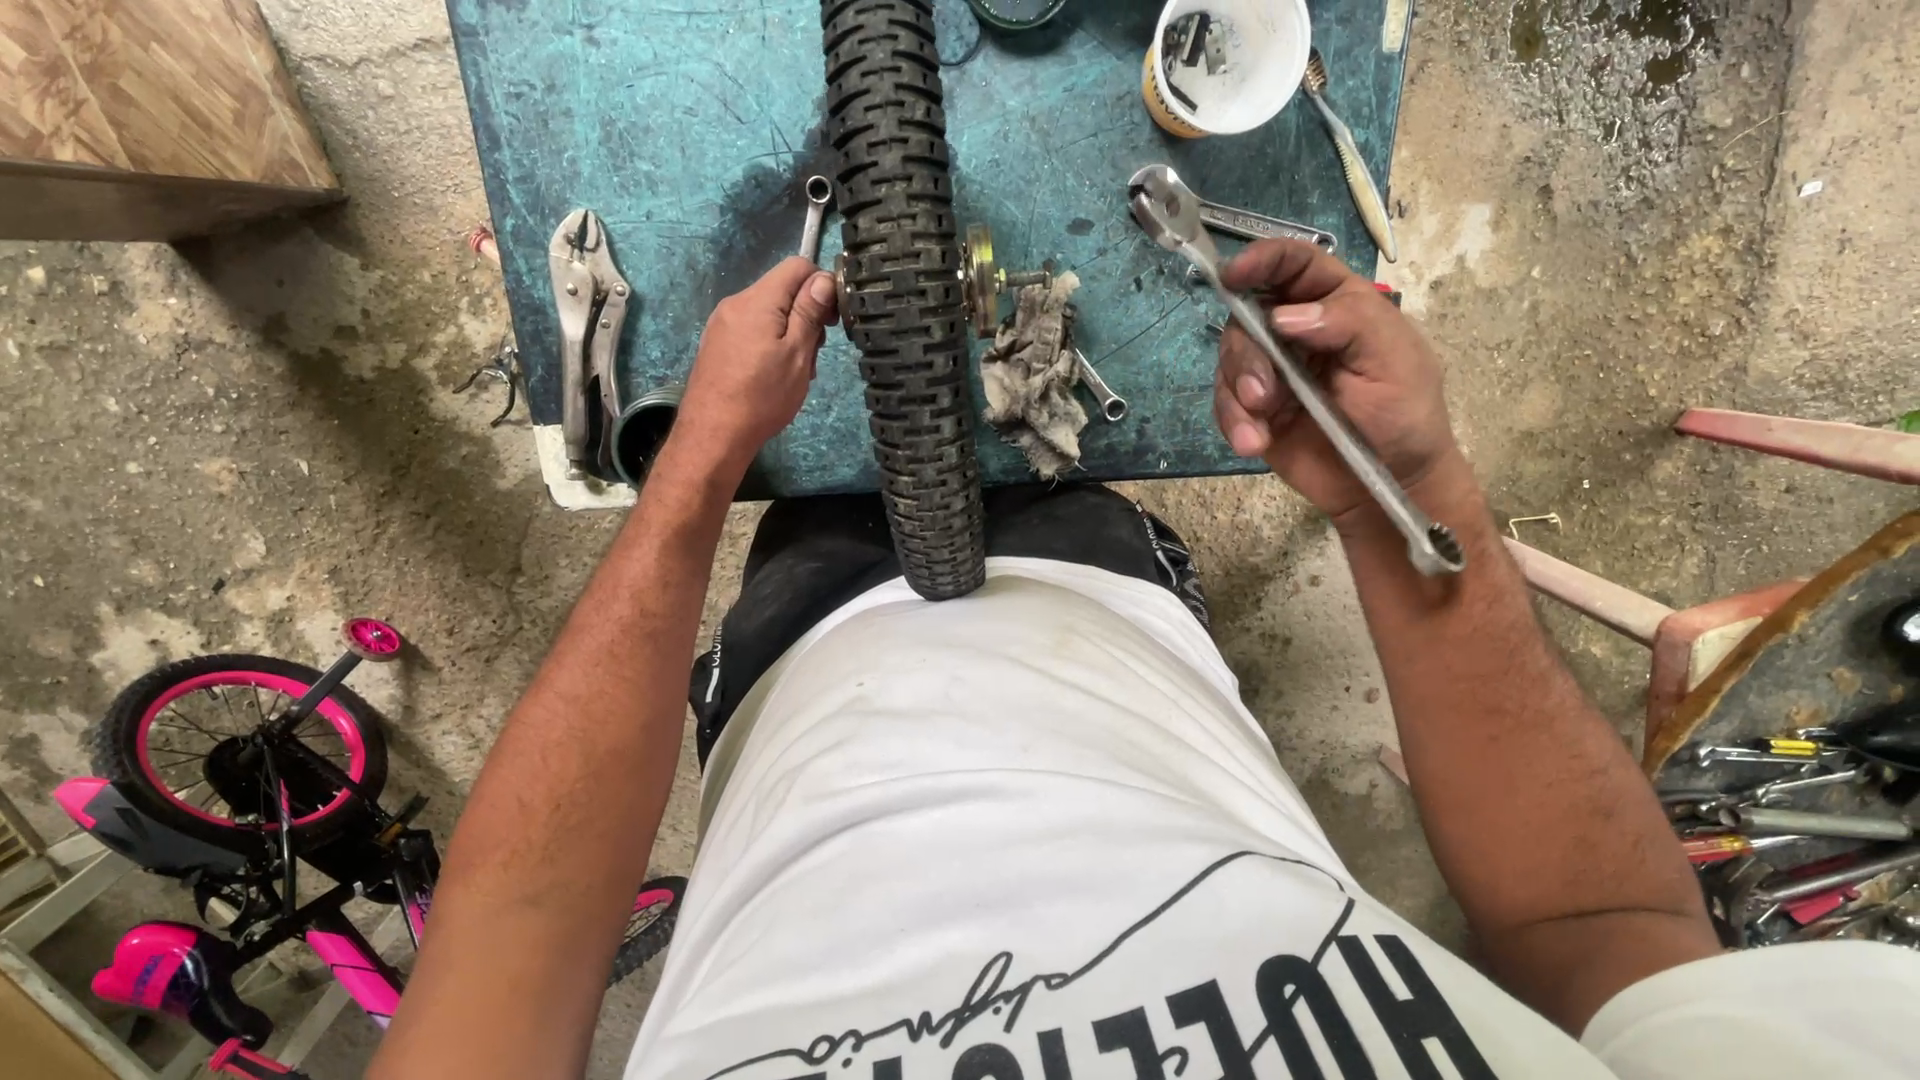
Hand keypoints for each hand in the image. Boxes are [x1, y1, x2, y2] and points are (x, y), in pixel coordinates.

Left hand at [674, 257, 837, 470]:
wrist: (713, 435)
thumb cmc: (762, 397)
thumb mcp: (796, 354)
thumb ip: (809, 313)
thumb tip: (823, 279)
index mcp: (757, 301)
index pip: (796, 266)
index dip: (822, 284)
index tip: (833, 319)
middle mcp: (735, 303)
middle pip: (782, 290)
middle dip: (806, 315)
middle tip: (814, 355)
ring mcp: (722, 324)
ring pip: (769, 313)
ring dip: (790, 334)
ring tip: (795, 372)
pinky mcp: (717, 344)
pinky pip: (753, 330)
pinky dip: (771, 344)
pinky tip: (773, 376)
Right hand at [1212, 240, 1458, 521]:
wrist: (1389, 485)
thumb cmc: (1405, 416)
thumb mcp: (1394, 361)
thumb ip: (1349, 325)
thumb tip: (1283, 315)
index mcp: (1337, 305)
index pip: (1295, 265)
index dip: (1263, 259)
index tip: (1233, 274)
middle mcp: (1297, 332)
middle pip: (1246, 318)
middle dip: (1245, 353)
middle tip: (1261, 393)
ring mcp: (1273, 373)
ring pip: (1229, 362)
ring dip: (1237, 392)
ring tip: (1260, 426)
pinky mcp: (1255, 412)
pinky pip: (1225, 405)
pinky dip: (1233, 422)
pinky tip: (1253, 443)